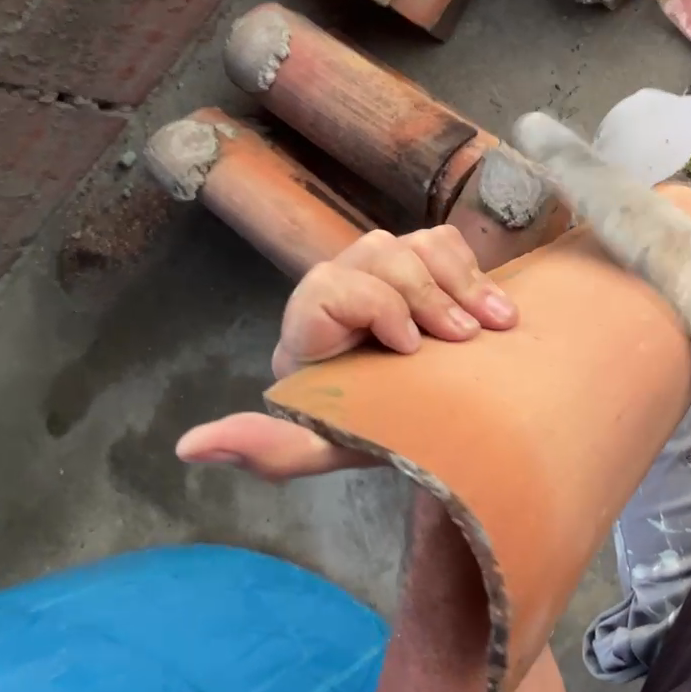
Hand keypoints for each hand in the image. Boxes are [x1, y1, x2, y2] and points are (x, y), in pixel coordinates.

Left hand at [175, 226, 517, 480]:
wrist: (429, 418)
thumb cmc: (374, 430)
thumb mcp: (326, 449)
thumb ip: (272, 451)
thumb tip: (191, 445)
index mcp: (310, 327)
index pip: (327, 288)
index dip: (374, 306)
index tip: (412, 349)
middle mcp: (345, 285)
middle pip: (379, 254)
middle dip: (427, 295)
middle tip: (466, 339)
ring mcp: (388, 269)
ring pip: (415, 241)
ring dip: (460, 281)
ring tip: (496, 324)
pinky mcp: (427, 263)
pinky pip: (445, 241)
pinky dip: (475, 270)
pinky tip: (499, 310)